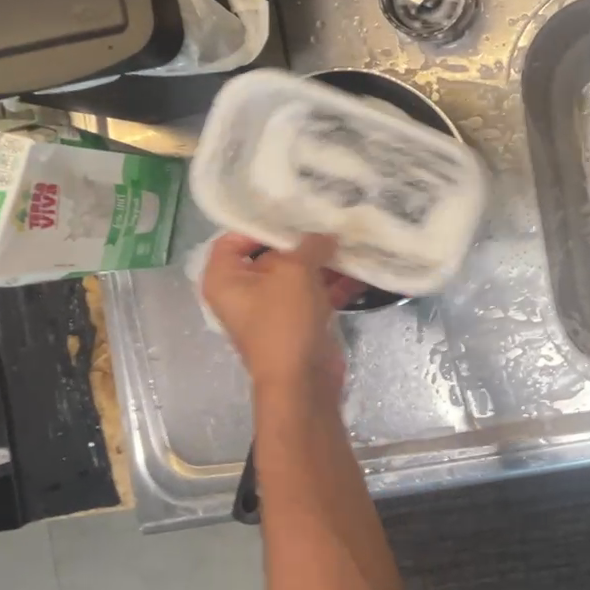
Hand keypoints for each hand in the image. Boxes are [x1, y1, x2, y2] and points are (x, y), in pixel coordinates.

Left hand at [201, 232, 351, 404]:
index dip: (261, 225)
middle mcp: (246, 291)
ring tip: (353, 240)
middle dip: (304, 241)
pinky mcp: (302, 321)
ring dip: (326, 261)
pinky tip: (363, 269)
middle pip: (273, 256)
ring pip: (301, 275)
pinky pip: (318, 293)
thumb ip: (310, 245)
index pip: (234, 239)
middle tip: (331, 221)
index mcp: (226, 279)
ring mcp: (276, 308)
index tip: (294, 211)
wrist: (302, 378)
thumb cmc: (284, 320)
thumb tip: (325, 234)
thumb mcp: (295, 272)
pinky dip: (337, 283)